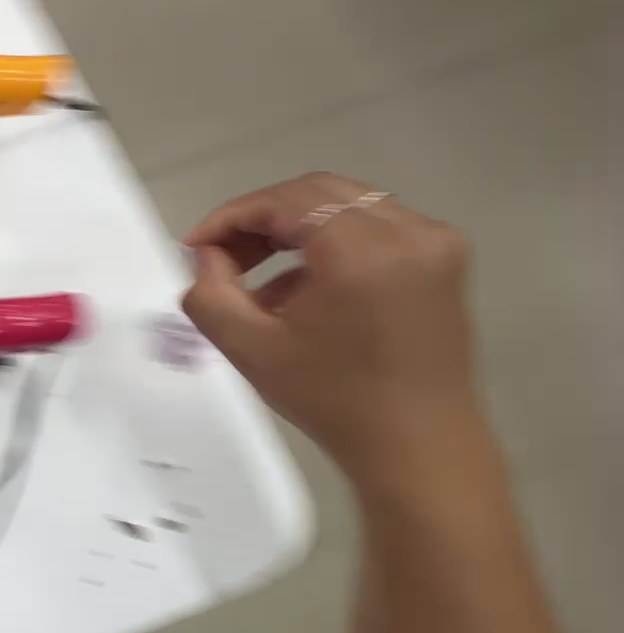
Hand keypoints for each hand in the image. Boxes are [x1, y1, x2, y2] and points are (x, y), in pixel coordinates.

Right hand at [180, 171, 481, 479]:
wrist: (414, 440)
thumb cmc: (327, 396)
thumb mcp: (246, 347)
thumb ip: (210, 293)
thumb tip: (207, 257)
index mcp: (364, 252)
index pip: (286, 201)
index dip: (230, 217)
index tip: (191, 248)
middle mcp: (410, 232)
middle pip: (317, 193)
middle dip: (256, 217)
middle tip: (215, 256)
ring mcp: (433, 243)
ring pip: (344, 205)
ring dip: (287, 229)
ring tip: (248, 272)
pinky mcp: (439, 260)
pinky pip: (369, 227)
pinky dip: (321, 243)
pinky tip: (292, 288)